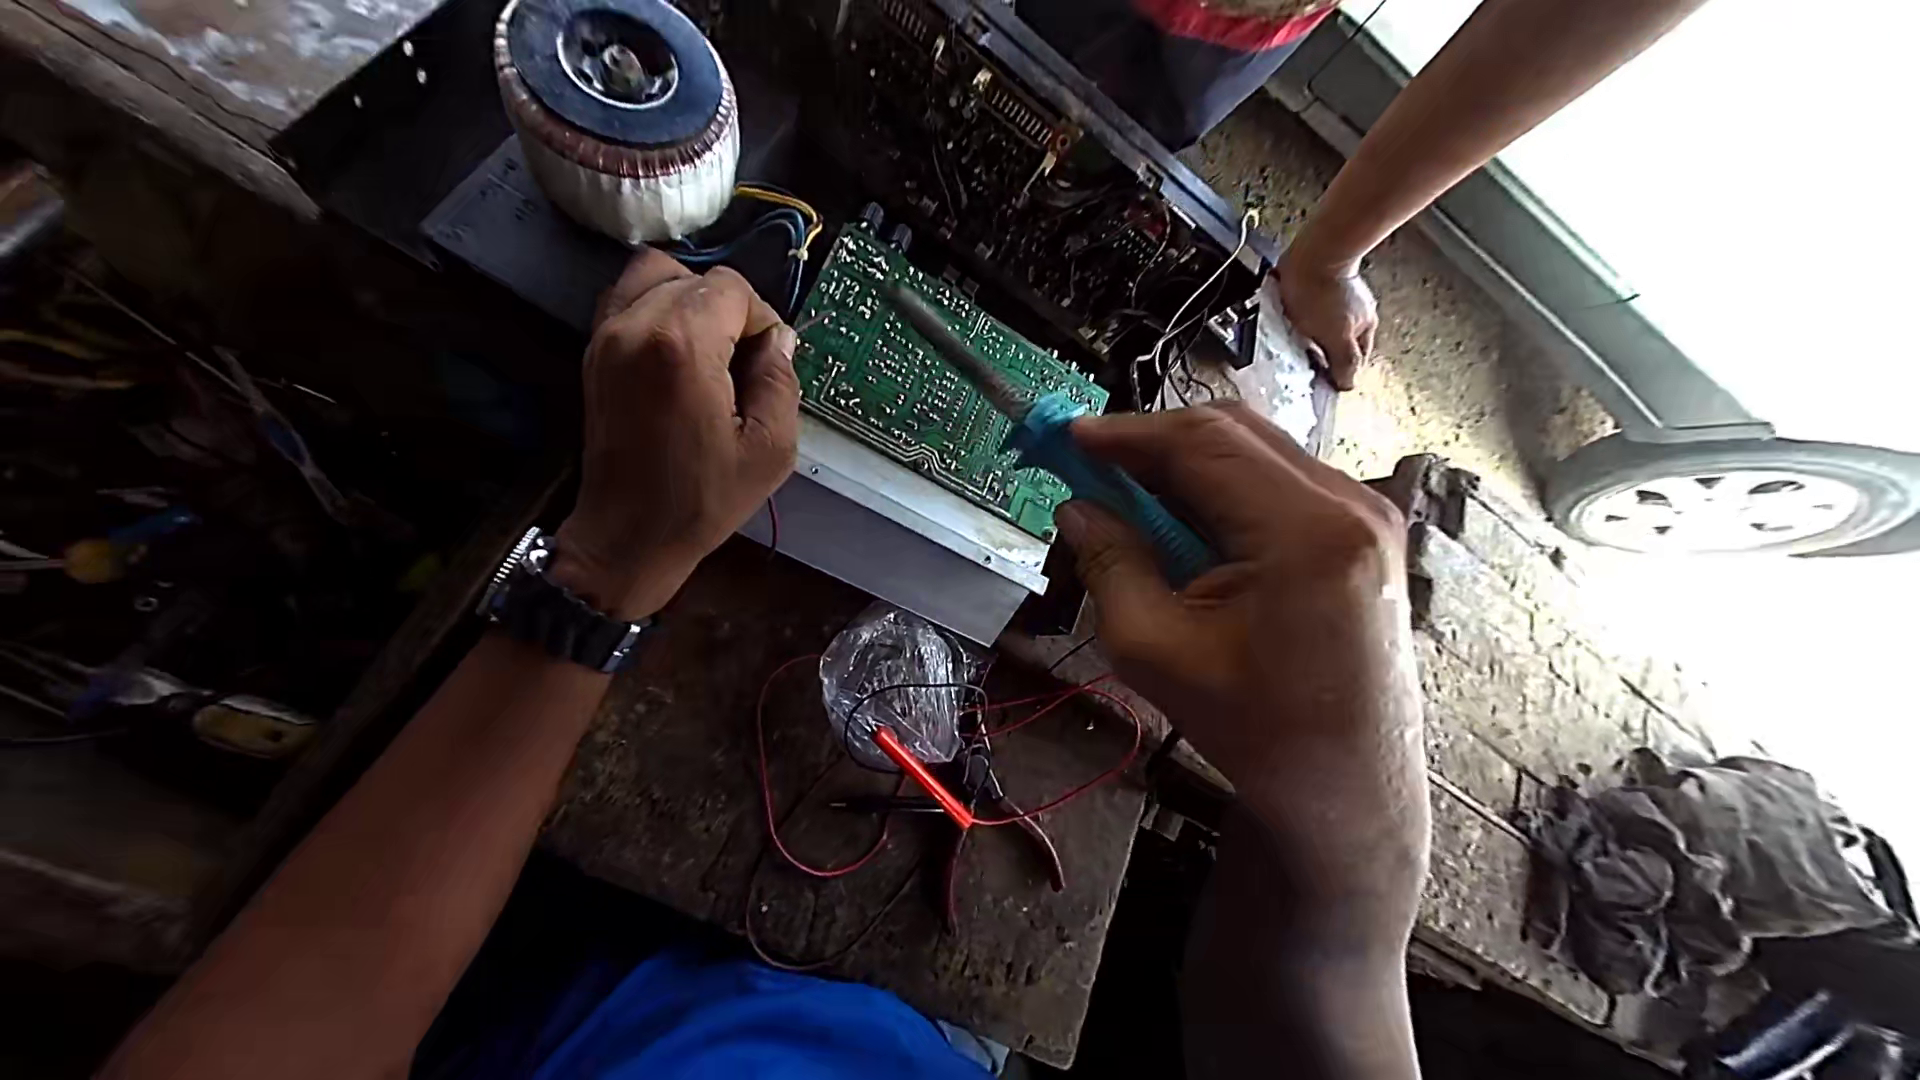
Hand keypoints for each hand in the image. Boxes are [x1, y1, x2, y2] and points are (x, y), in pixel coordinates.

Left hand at [553, 250, 799, 618]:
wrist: (630, 533)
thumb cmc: (704, 499)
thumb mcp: (771, 449)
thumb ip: (781, 382)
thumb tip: (779, 340)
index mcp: (683, 346)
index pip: (731, 289)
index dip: (762, 319)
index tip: (768, 362)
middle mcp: (636, 325)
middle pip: (696, 278)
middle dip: (731, 312)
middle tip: (745, 364)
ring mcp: (605, 335)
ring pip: (656, 274)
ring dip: (693, 301)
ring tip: (712, 350)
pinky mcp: (592, 351)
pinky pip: (628, 297)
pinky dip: (660, 308)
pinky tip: (681, 354)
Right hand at [1054, 404, 1426, 928]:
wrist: (1349, 785)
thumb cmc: (1254, 728)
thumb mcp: (1155, 650)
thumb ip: (1109, 564)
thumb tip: (1076, 508)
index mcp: (1304, 532)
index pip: (1202, 442)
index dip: (1127, 432)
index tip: (1069, 435)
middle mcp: (1347, 503)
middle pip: (1231, 431)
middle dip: (1151, 443)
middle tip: (1091, 467)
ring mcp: (1362, 513)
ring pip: (1251, 449)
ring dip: (1181, 465)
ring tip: (1128, 499)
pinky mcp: (1357, 530)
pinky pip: (1272, 480)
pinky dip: (1215, 487)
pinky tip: (1181, 524)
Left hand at [1274, 250, 1376, 390]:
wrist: (1310, 252)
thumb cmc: (1322, 291)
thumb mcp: (1336, 335)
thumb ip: (1343, 361)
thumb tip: (1348, 385)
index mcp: (1364, 327)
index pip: (1352, 362)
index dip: (1335, 373)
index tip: (1318, 382)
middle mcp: (1354, 314)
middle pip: (1336, 346)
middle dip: (1320, 356)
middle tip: (1303, 363)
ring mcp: (1336, 300)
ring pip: (1320, 331)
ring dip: (1306, 339)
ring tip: (1293, 341)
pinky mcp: (1314, 289)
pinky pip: (1305, 313)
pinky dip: (1297, 321)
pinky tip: (1288, 322)